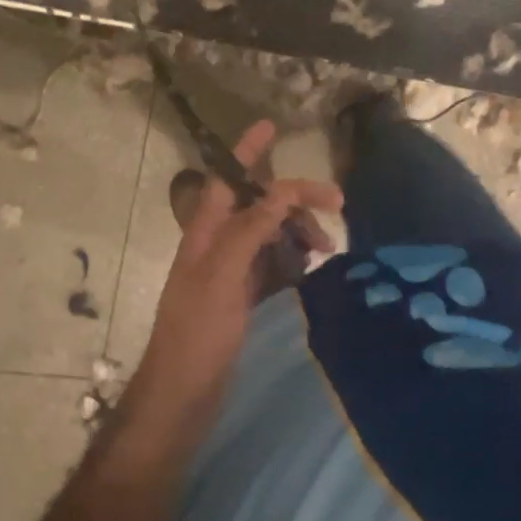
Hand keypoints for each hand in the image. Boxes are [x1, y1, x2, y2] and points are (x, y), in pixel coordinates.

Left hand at [126, 121, 342, 425]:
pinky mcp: (242, 296)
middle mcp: (217, 243)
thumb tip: (281, 191)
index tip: (272, 125)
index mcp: (206, 231)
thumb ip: (250, 229)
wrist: (182, 395)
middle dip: (295, 198)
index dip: (248, 150)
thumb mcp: (223, 275)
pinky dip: (293, 258)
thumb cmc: (197, 332)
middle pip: (259, 203)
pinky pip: (272, 263)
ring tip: (327, 248)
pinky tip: (311, 267)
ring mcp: (230, 271)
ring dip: (298, 230)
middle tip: (338, 201)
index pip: (228, 177)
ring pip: (270, 233)